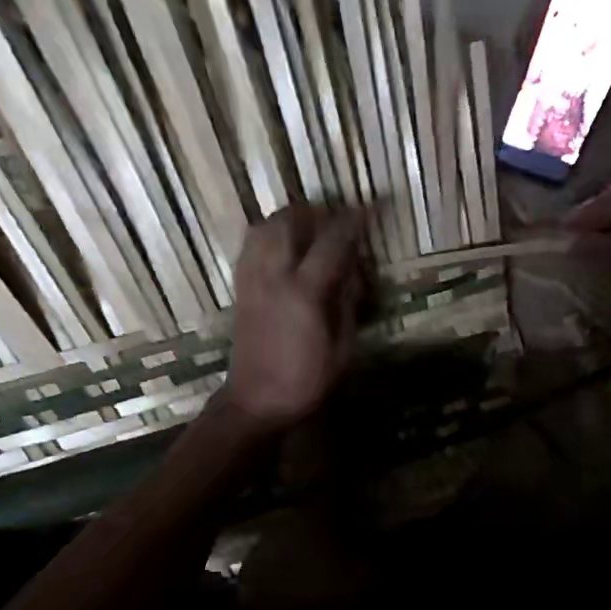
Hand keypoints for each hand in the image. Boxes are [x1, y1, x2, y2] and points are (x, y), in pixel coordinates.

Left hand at [222, 207, 361, 427]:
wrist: (256, 400)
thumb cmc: (307, 381)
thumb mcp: (343, 350)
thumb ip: (348, 306)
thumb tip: (353, 275)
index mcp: (304, 293)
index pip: (332, 243)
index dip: (352, 223)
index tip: (369, 209)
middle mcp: (273, 276)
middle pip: (290, 221)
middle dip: (316, 212)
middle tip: (337, 218)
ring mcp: (252, 279)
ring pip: (265, 227)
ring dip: (290, 218)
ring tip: (311, 227)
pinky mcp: (241, 287)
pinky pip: (252, 244)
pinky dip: (270, 234)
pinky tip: (285, 246)